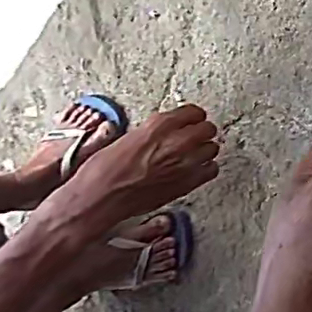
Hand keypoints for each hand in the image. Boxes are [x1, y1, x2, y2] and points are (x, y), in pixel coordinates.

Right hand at [39, 105, 221, 236]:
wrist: (99, 199)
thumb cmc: (102, 172)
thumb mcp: (125, 139)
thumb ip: (150, 132)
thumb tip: (162, 130)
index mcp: (157, 127)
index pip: (192, 111)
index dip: (192, 116)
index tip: (191, 119)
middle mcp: (175, 142)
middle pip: (208, 128)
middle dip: (202, 131)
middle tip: (195, 136)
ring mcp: (184, 163)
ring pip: (213, 148)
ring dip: (205, 149)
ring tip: (194, 153)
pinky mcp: (187, 182)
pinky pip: (212, 169)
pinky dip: (206, 168)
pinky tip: (196, 169)